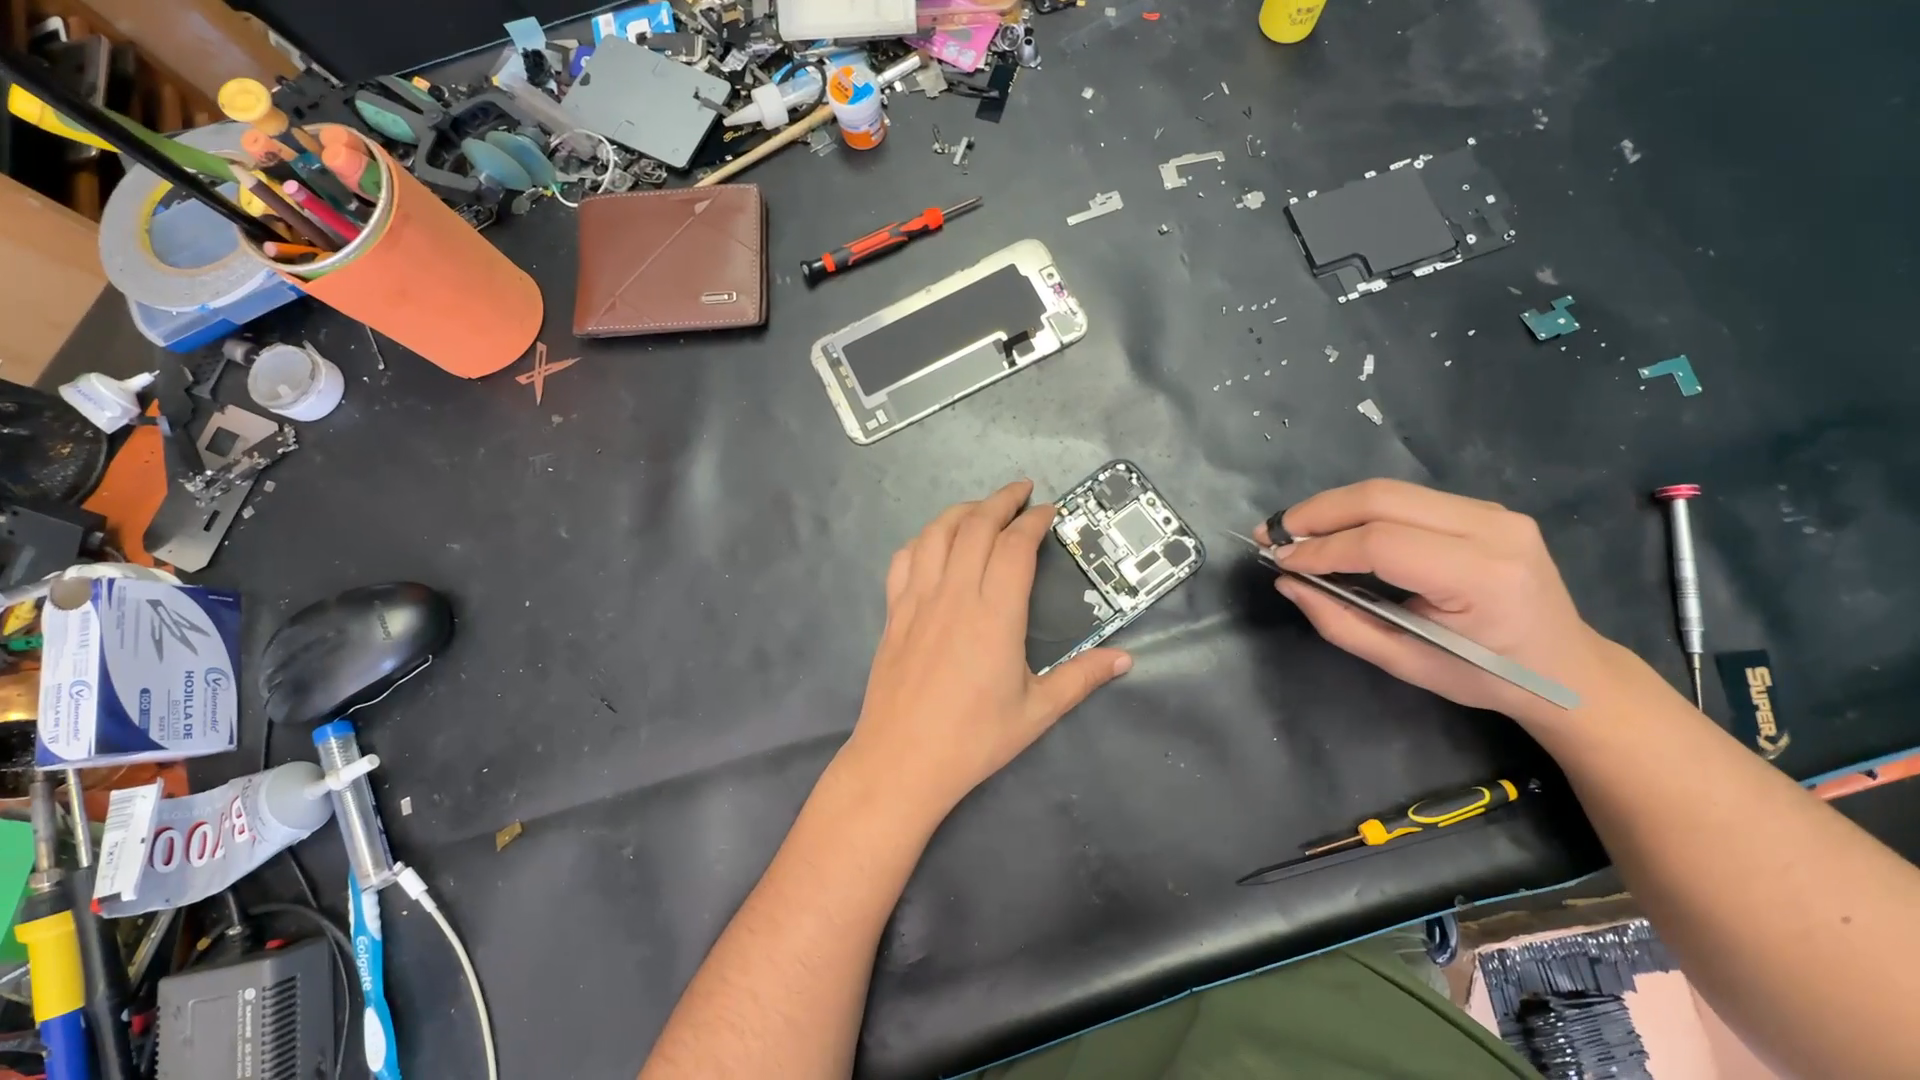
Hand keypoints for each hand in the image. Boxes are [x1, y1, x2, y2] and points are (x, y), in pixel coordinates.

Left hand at [843, 480, 1131, 816]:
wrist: (901, 761)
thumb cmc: (973, 739)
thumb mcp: (1037, 712)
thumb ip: (1082, 678)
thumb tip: (1126, 658)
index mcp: (995, 614)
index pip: (1016, 547)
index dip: (1034, 521)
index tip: (1050, 511)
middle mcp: (955, 595)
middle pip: (975, 526)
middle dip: (1001, 501)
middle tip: (1022, 492)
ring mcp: (918, 600)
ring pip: (937, 534)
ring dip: (962, 510)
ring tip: (983, 508)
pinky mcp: (894, 613)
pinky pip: (905, 559)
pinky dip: (924, 538)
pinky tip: (936, 542)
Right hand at [1257, 479, 1629, 725]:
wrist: (1567, 669)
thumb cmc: (1486, 677)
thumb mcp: (1407, 663)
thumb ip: (1342, 622)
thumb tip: (1289, 583)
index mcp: (1481, 576)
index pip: (1382, 543)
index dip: (1321, 549)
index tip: (1278, 561)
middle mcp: (1492, 529)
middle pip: (1383, 498)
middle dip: (1317, 512)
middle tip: (1271, 533)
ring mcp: (1492, 511)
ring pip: (1391, 490)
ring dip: (1333, 507)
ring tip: (1293, 530)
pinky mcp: (1484, 508)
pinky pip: (1407, 498)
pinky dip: (1360, 509)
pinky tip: (1333, 529)